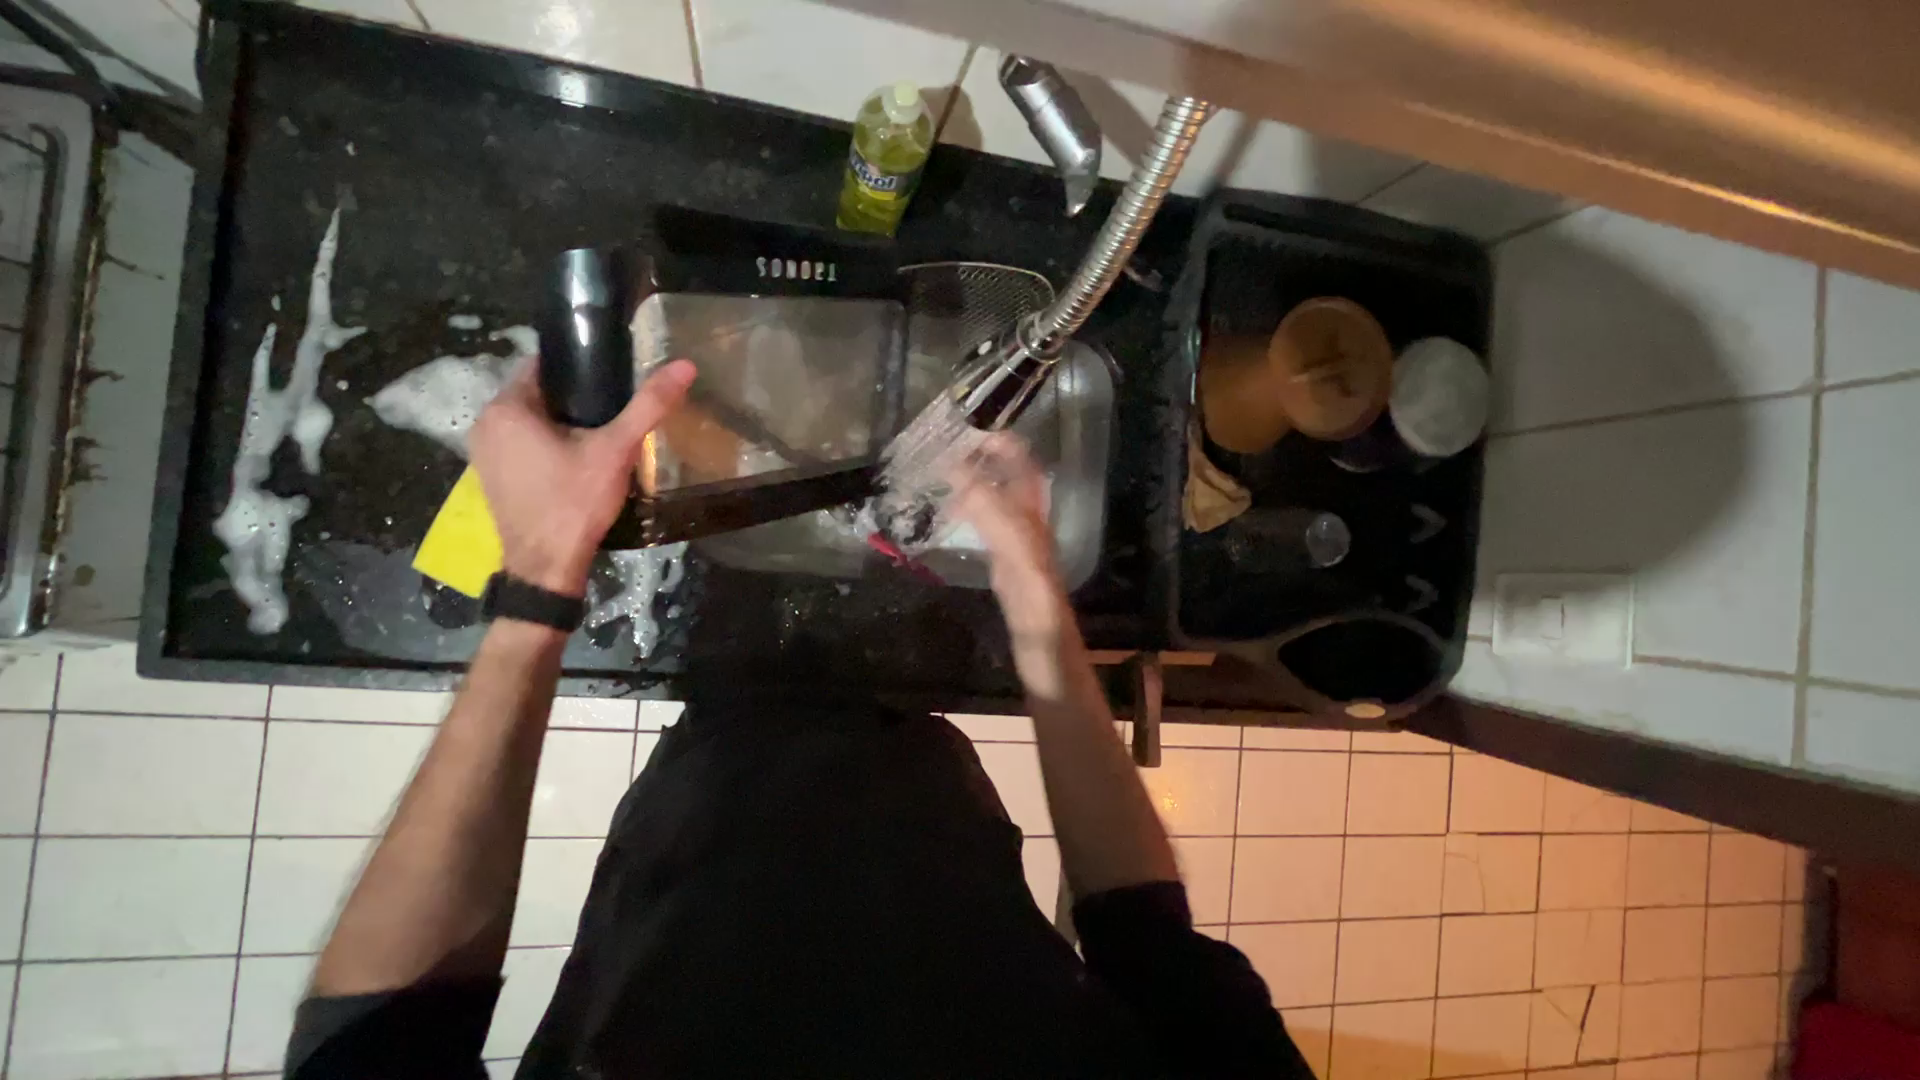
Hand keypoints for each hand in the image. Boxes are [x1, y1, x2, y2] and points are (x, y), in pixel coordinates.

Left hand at [470, 358, 695, 596]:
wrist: (548, 568)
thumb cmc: (575, 502)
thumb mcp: (616, 450)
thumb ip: (648, 406)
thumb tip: (684, 366)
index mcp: (506, 407)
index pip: (543, 365)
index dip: (580, 366)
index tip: (613, 375)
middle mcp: (485, 425)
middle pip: (538, 395)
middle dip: (575, 399)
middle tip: (616, 408)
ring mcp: (484, 455)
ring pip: (531, 423)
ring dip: (562, 425)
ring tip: (603, 435)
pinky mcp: (494, 480)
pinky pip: (523, 448)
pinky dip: (548, 447)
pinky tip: (579, 463)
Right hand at [948, 433, 1069, 642]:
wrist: (1047, 653)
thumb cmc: (1036, 606)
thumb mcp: (1016, 556)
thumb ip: (991, 515)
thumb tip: (958, 473)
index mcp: (1034, 517)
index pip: (1022, 465)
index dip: (1001, 443)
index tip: (968, 427)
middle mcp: (1028, 524)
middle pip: (1007, 479)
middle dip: (980, 458)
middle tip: (942, 446)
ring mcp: (1016, 544)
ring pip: (995, 500)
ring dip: (971, 483)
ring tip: (937, 472)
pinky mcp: (1004, 565)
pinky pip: (985, 527)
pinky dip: (966, 513)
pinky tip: (947, 516)